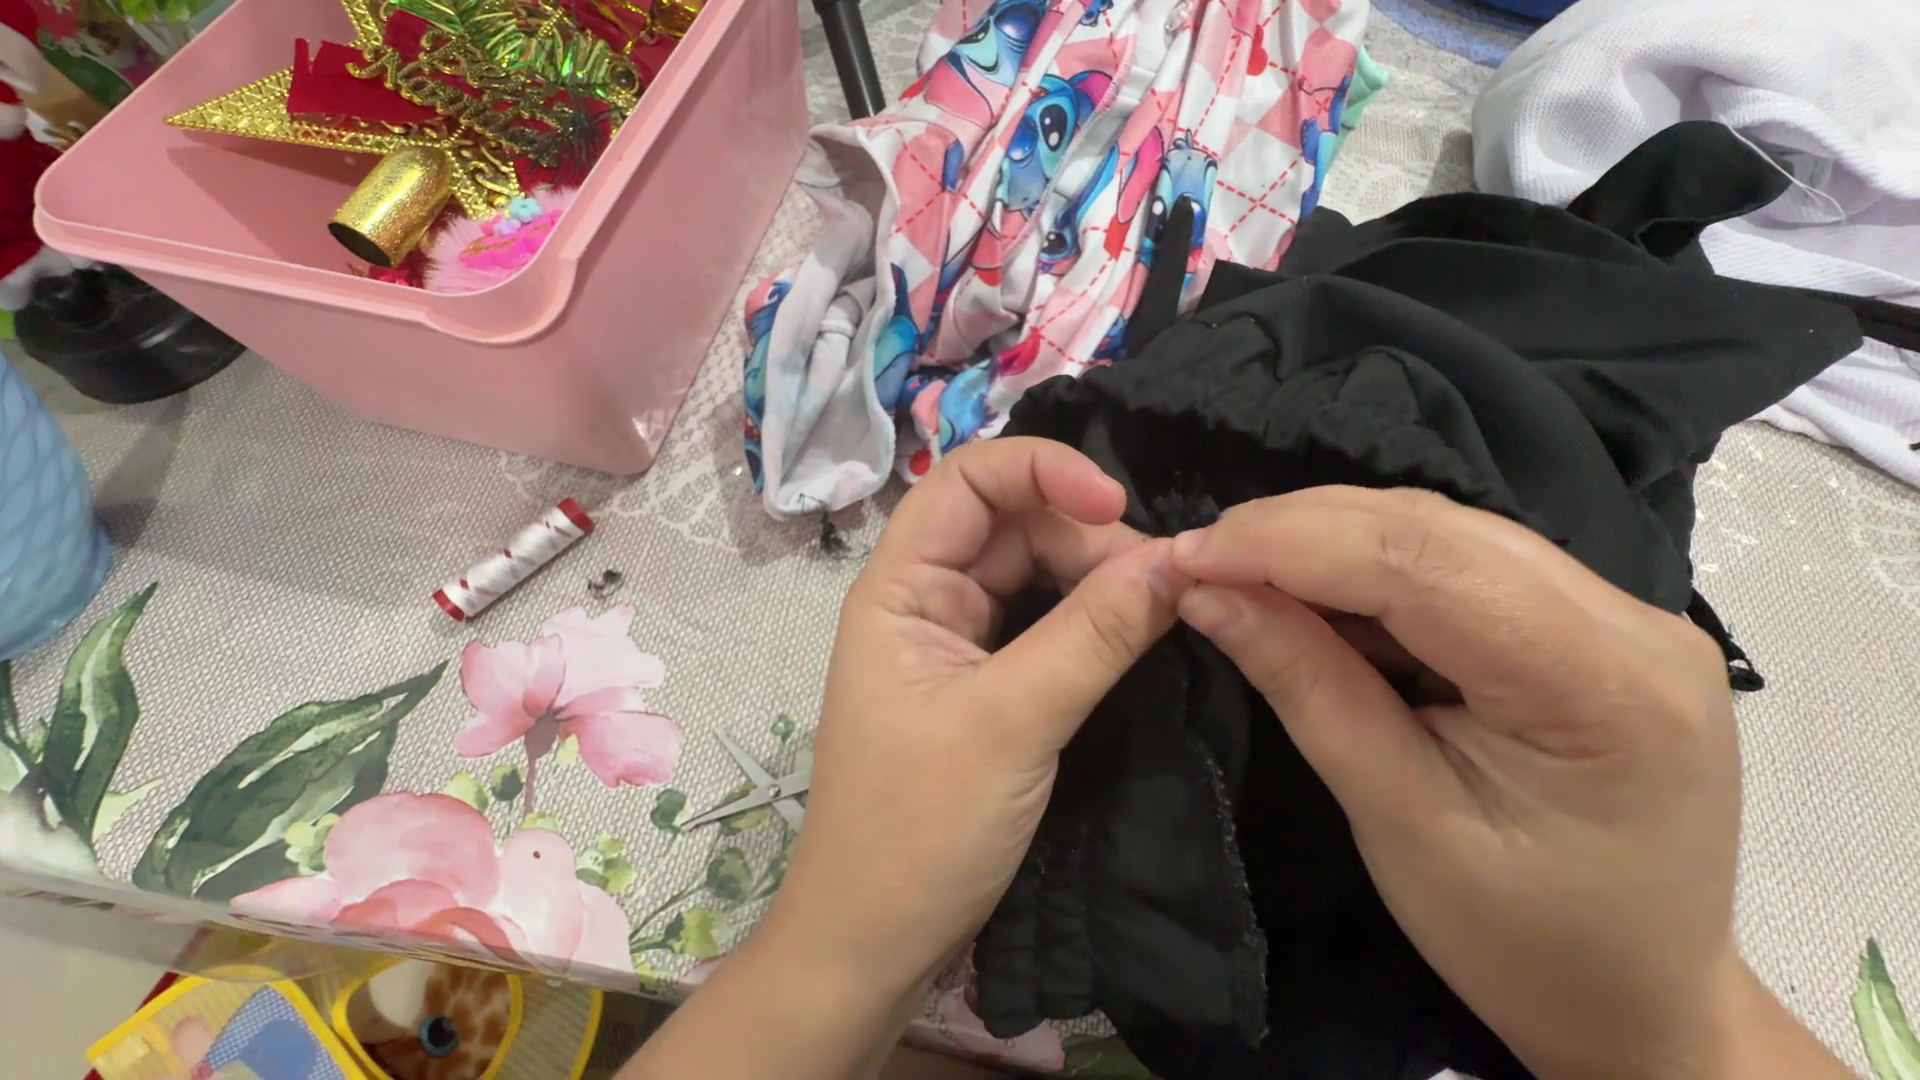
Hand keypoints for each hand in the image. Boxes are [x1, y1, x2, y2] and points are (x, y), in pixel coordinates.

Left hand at [629, 439, 1187, 1079]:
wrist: (873, 941)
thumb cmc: (919, 830)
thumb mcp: (1012, 723)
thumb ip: (1095, 635)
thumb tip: (1177, 560)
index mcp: (899, 586)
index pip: (966, 481)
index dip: (1041, 469)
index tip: (1117, 504)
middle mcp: (924, 598)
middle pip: (1010, 523)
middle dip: (1086, 534)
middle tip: (1163, 581)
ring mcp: (955, 641)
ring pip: (1032, 571)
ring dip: (1095, 575)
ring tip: (1160, 605)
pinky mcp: (984, 682)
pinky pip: (1041, 621)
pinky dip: (1089, 616)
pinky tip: (1134, 625)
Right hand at [1168, 487, 1849, 1079]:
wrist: (1636, 999)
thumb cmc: (1520, 939)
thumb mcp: (1396, 818)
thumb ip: (1307, 688)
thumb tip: (1207, 595)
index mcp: (1603, 683)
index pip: (1421, 562)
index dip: (1288, 542)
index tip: (1188, 556)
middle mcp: (1628, 620)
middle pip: (1429, 527)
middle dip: (1295, 530)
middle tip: (1199, 558)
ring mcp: (1614, 611)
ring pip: (1436, 529)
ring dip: (1322, 539)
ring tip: (1236, 569)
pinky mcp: (1581, 619)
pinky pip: (1450, 560)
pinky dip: (1360, 565)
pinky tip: (1306, 589)